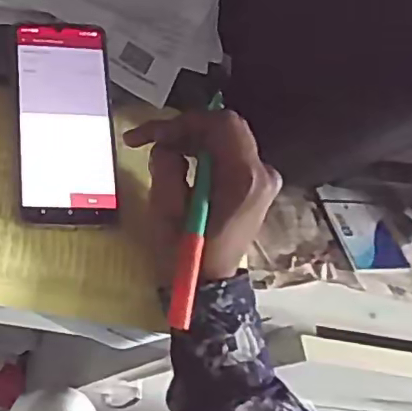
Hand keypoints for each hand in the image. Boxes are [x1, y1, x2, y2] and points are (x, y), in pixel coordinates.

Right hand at [125, 109, 281, 282]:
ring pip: (226, 138)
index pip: (221, 125)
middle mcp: (261, 174)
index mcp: (243, 179)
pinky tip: (179, 160)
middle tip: (149, 139)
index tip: (150, 135)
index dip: (183, 122)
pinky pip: (229, 154)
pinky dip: (203, 151)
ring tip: (159, 149)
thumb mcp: (166, 212)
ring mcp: (262, 181)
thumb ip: (166, 168)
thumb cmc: (184, 255)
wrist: (208, 288)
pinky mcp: (254, 187)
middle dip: (185, 128)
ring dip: (191, 138)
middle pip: (225, 127)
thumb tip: (165, 146)